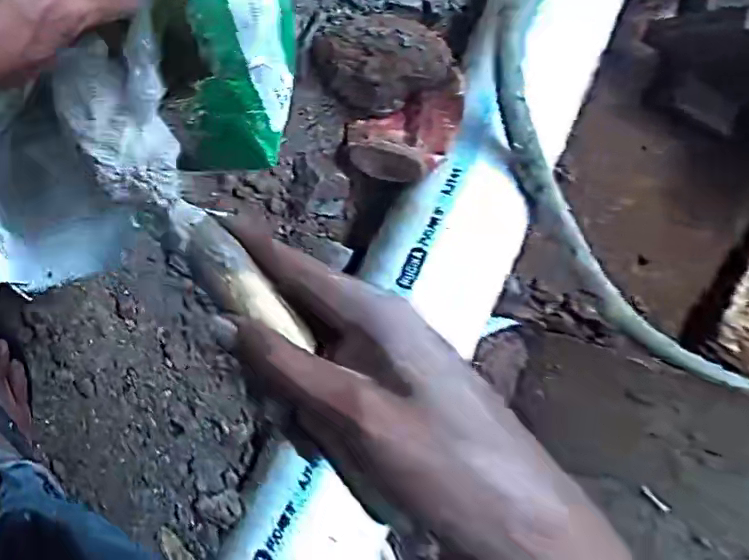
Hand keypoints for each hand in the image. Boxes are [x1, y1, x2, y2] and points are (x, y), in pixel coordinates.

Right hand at [222, 221, 630, 559]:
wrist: (543, 544)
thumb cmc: (450, 467)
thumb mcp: (356, 415)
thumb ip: (284, 365)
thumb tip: (221, 322)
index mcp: (373, 311)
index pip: (293, 262)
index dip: (247, 241)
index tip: (206, 220)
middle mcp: (378, 324)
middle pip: (294, 311)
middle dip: (270, 350)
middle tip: (270, 397)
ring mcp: (388, 359)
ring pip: (308, 353)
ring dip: (296, 392)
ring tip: (316, 440)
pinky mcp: (394, 392)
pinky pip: (331, 382)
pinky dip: (320, 411)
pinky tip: (336, 450)